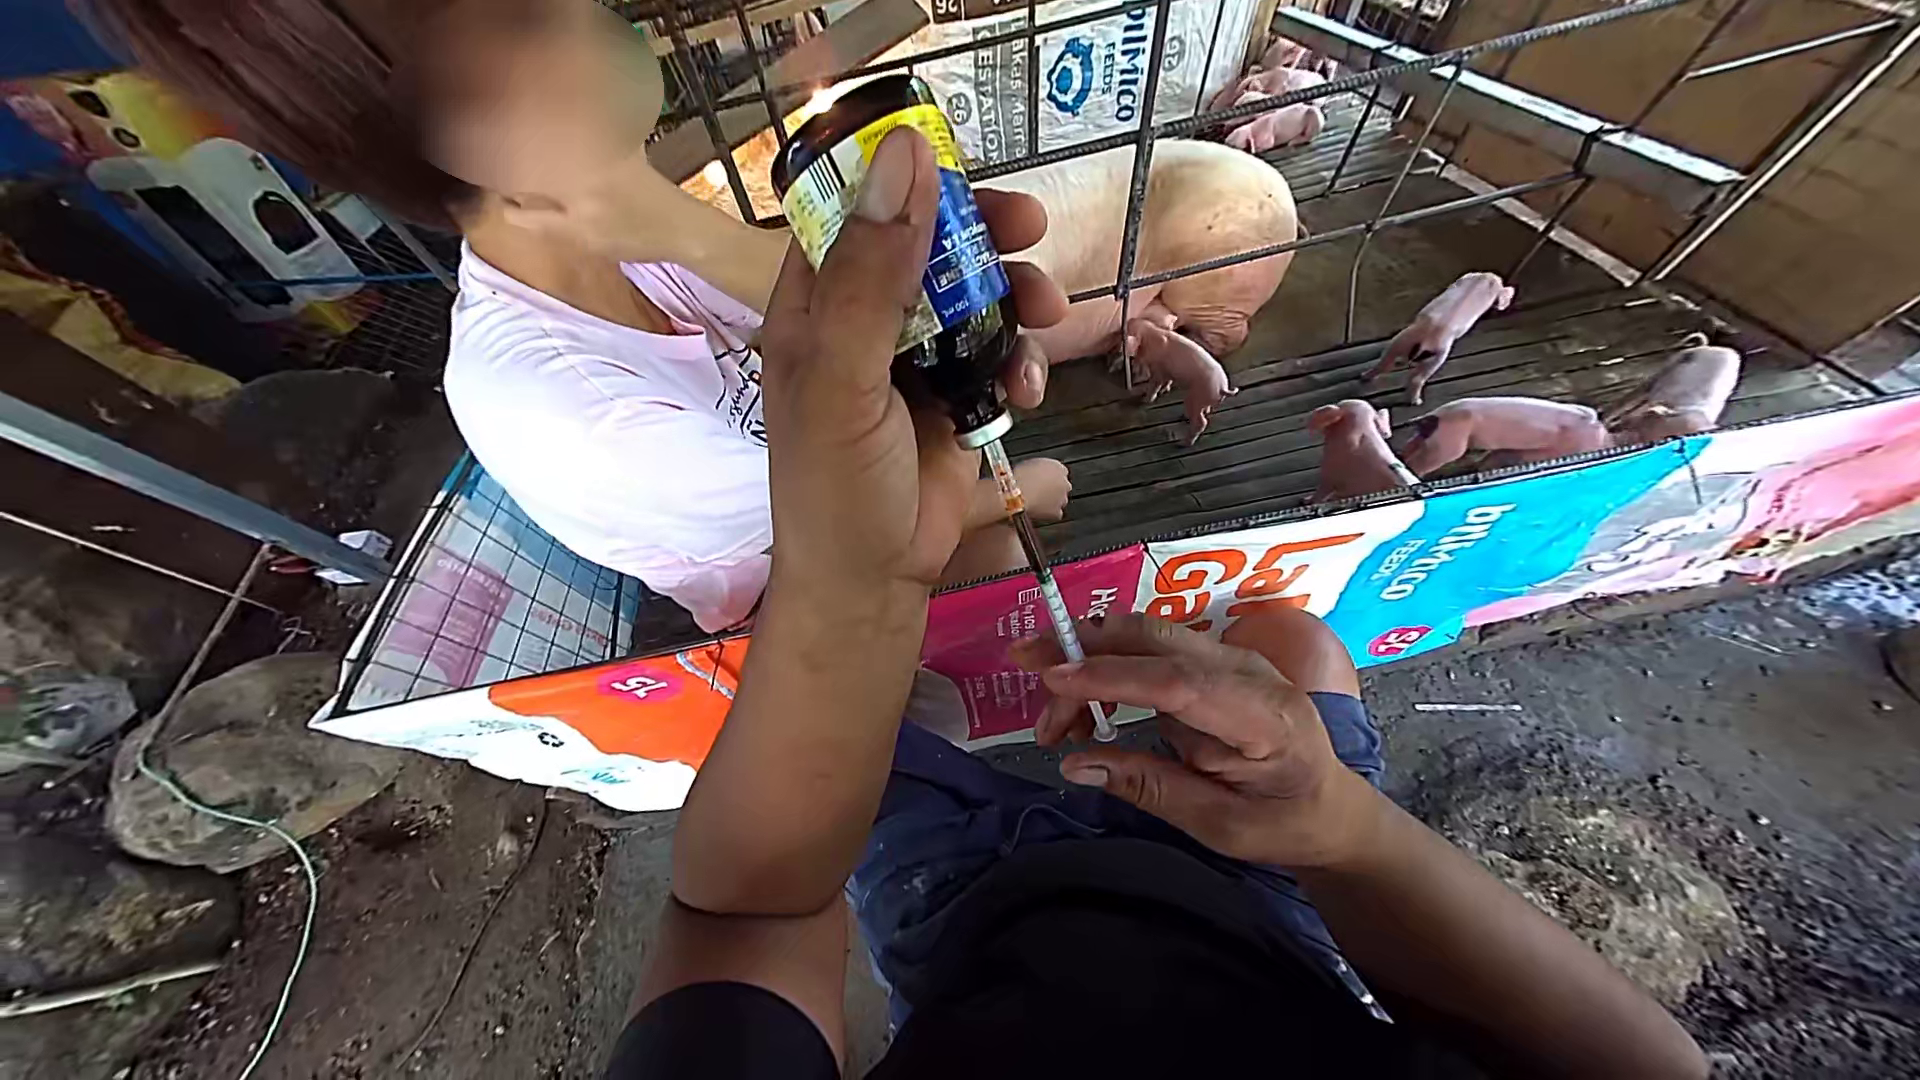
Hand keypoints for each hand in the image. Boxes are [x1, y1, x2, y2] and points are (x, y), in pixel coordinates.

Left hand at [759, 127, 1066, 592]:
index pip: (857, 212)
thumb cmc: (839, 485)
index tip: (963, 174)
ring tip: (1046, 316)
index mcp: (819, 306)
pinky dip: (1020, 363)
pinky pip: (997, 356)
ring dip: (1016, 301)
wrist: (874, 575)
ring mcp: (915, 362)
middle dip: (983, 238)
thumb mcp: (845, 380)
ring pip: (974, 299)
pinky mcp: (956, 399)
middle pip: (929, 247)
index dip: (907, 182)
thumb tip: (908, 154)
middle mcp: (867, 323)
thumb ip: (872, 277)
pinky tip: (1026, 391)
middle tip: (1030, 232)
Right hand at [1010, 614, 1380, 868]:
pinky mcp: (1208, 656)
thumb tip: (1073, 763)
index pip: (1178, 681)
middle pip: (1153, 638)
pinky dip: (1103, 663)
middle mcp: (1246, 669)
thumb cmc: (1281, 822)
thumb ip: (1147, 786)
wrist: (1327, 803)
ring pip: (1142, 632)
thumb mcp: (1216, 824)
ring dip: (1086, 655)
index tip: (1052, 681)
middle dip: (1082, 644)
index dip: (1111, 676)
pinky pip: (1145, 646)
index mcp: (1264, 716)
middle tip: (1025, 661)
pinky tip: (1079, 698)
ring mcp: (1228, 655)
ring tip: (1049, 708)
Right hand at [1012, 458, 1071, 521]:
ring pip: (1060, 501)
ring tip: (1035, 503)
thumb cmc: (1015, 479)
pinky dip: (1048, 514)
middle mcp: (1063, 482)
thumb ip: (1038, 469)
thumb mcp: (1027, 465)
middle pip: (1061, 487)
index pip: (1059, 472)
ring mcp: (1062, 498)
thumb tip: (1035, 473)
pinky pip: (1055, 514)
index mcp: (1057, 467)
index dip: (1049, 477)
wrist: (1013, 496)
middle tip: (1038, 492)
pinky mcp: (1057, 512)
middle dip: (1052, 490)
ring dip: (1051, 502)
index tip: (1041, 481)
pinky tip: (1037, 512)